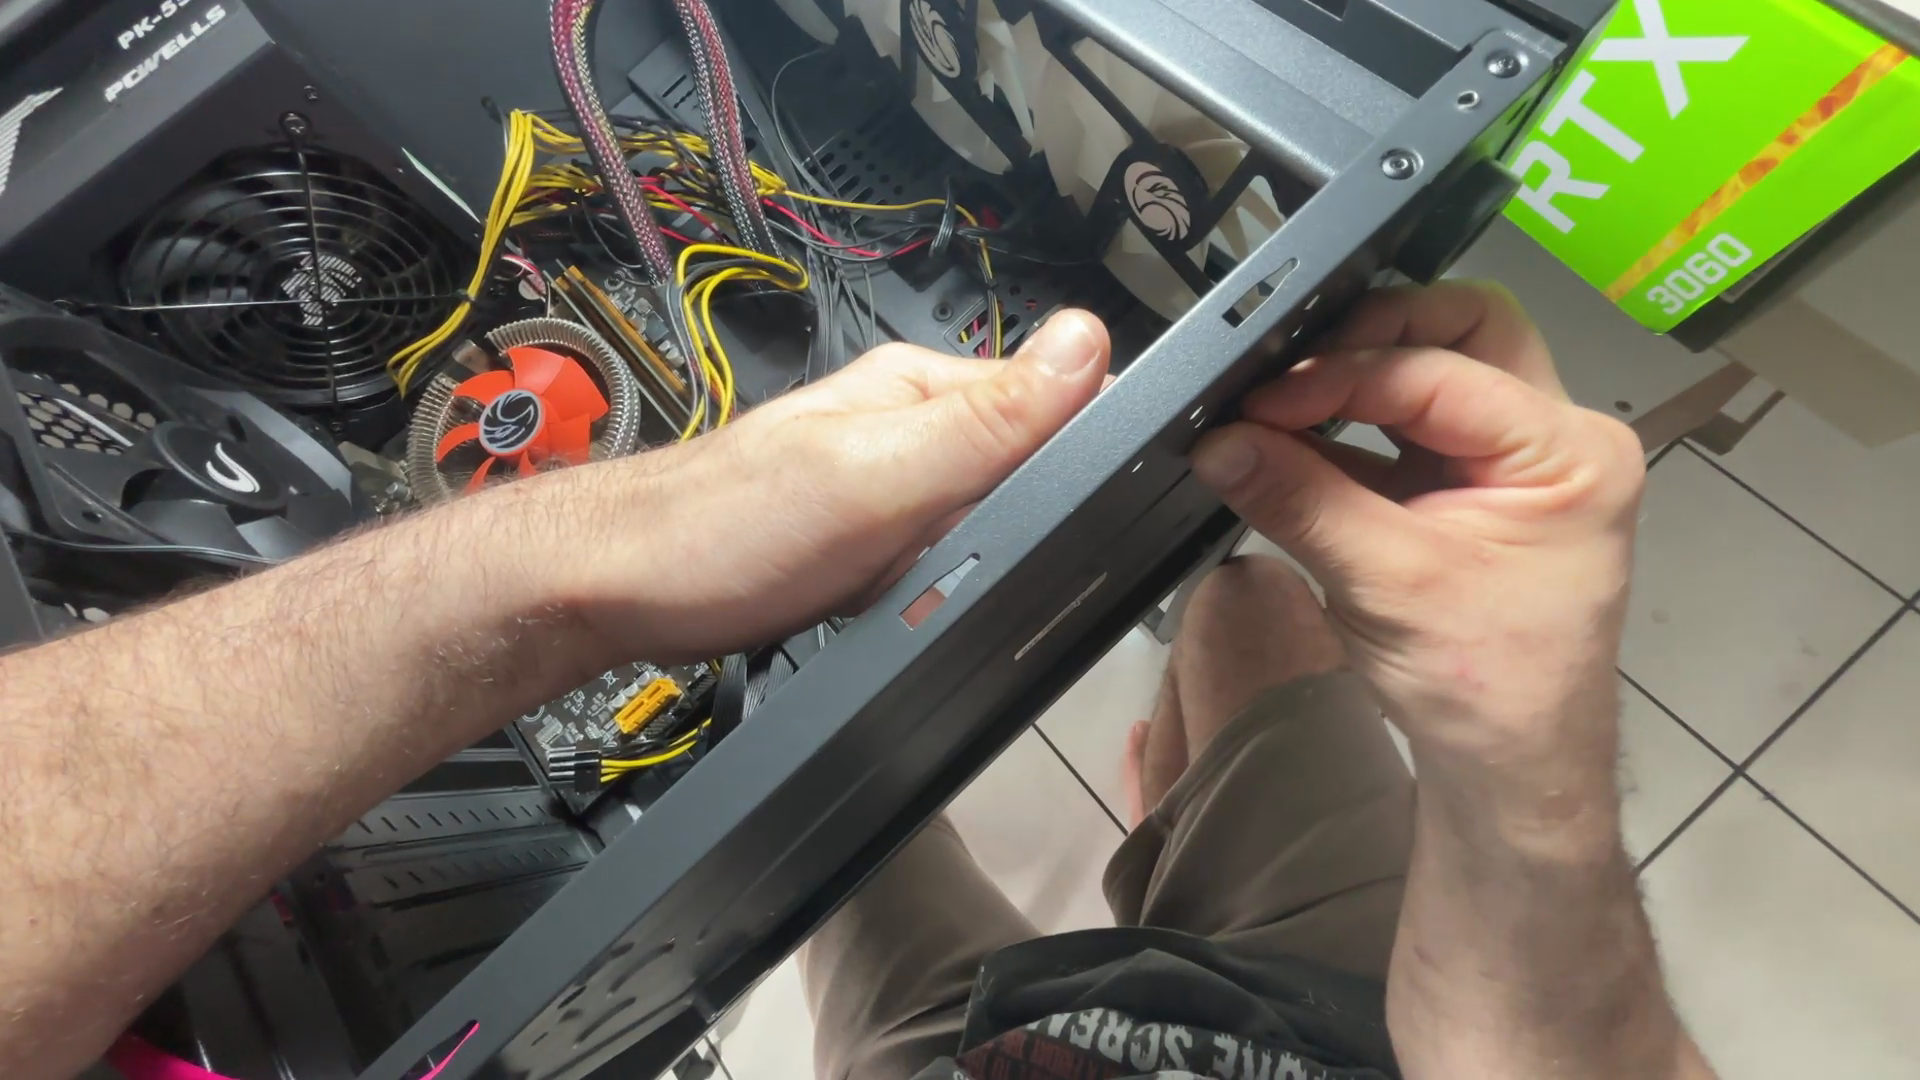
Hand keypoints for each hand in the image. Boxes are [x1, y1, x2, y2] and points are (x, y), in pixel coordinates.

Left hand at [533, 311, 1109, 664]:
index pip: (1052, 397)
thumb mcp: (876, 473)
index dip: (1088, 449)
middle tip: (970, 566)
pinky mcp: (871, 533)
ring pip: (983, 518)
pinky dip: (940, 581)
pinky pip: (938, 554)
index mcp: (924, 392)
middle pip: (1023, 467)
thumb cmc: (729, 525)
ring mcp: (890, 484)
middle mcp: (911, 429)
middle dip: (1022, 526)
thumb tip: (1084, 343)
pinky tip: (913, 598)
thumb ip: (986, 420)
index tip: (1088, 507)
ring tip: (935, 586)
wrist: (628, 587)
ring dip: (980, 559)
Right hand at [1189, 283, 1644, 773]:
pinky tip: (1282, 437)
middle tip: (1287, 365)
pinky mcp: (1450, 486)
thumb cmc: (1475, 678)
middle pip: (1461, 332)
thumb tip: (1213, 444)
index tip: (1256, 402)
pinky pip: (1391, 430)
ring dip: (1349, 376)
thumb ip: (1299, 501)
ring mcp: (1497, 458)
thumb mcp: (1385, 582)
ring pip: (1428, 369)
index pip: (1442, 371)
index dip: (1340, 376)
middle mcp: (1543, 436)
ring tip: (1273, 397)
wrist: (1501, 755)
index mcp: (1563, 451)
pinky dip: (1334, 426)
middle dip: (1369, 336)